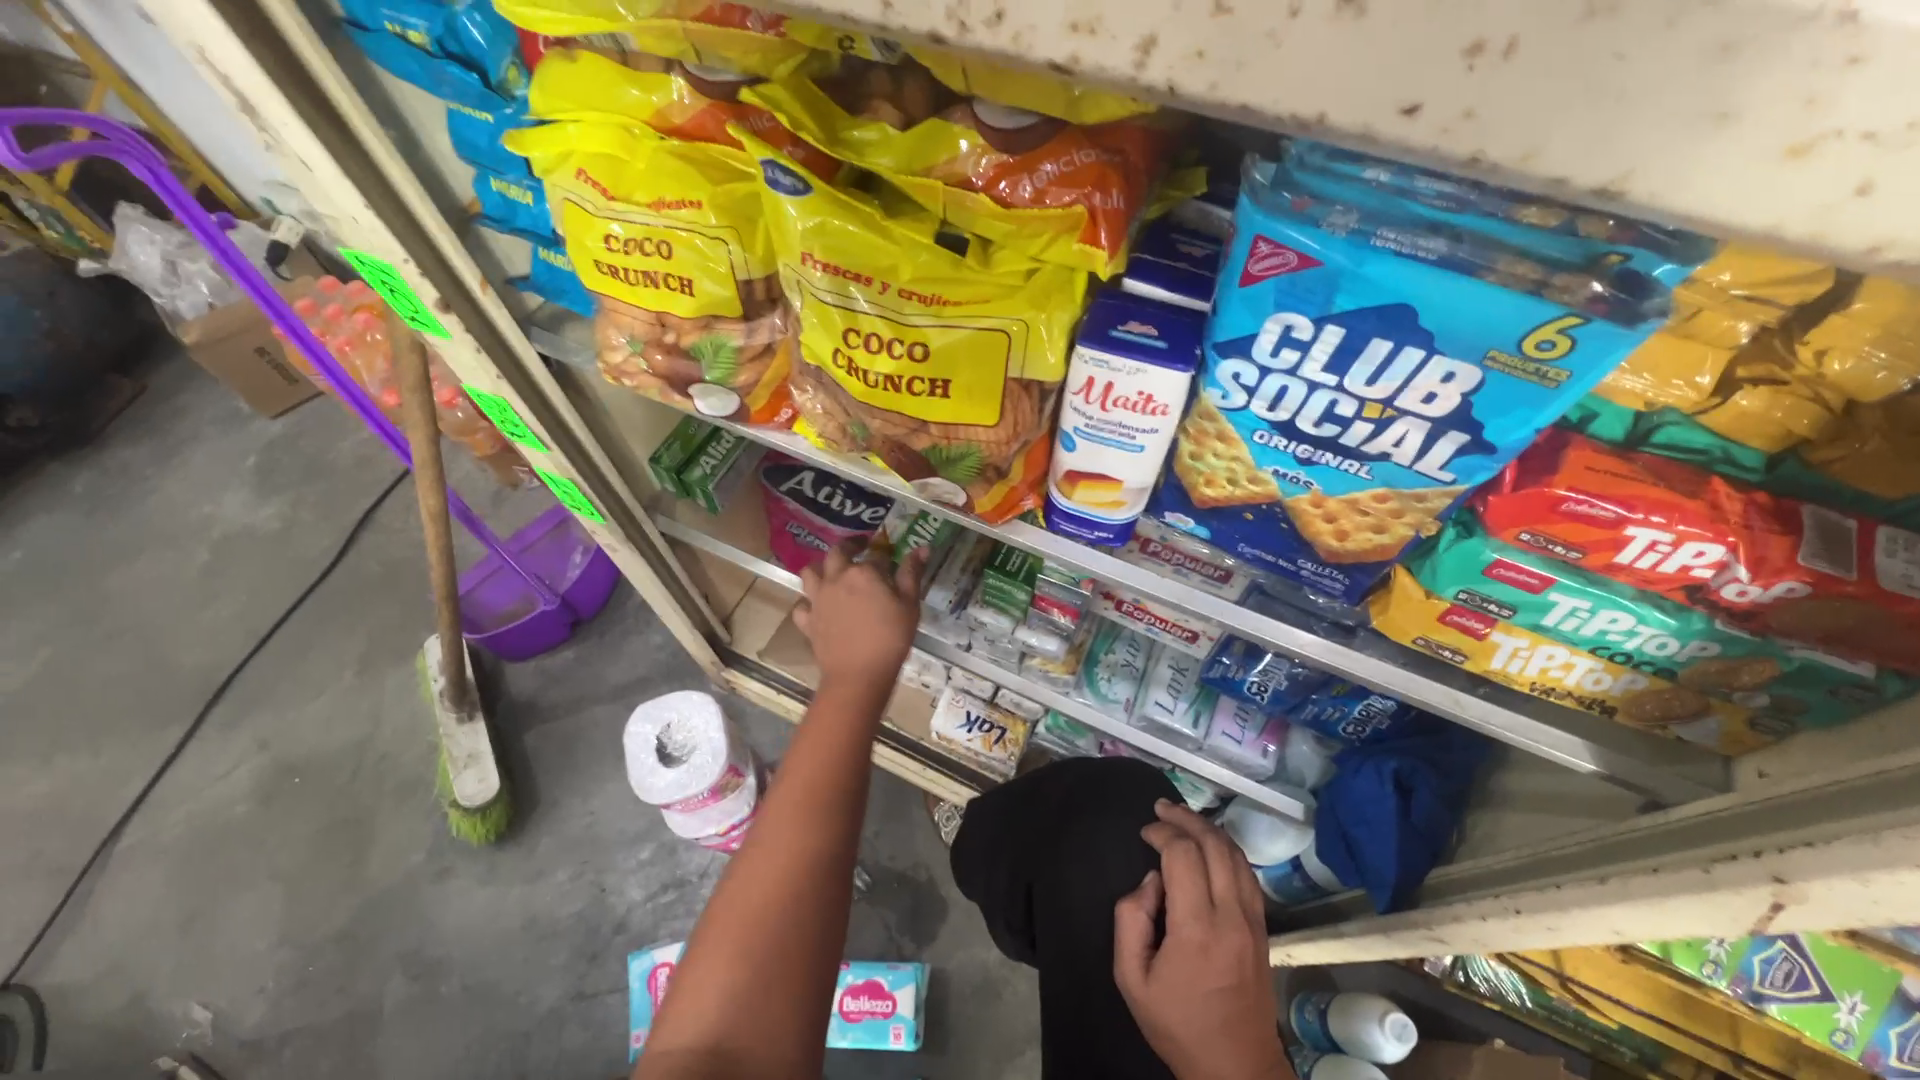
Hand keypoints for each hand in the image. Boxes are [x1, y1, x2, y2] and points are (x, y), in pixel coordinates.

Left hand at [794, 540, 926, 691]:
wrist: (859, 674)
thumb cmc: (891, 638)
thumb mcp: (909, 605)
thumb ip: (912, 573)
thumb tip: (922, 548)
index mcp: (864, 572)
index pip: (876, 553)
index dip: (885, 554)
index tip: (892, 559)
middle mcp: (836, 578)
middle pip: (837, 552)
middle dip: (849, 547)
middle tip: (859, 549)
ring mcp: (818, 599)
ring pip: (810, 572)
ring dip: (821, 569)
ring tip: (832, 574)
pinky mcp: (807, 620)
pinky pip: (801, 605)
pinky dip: (808, 603)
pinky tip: (818, 607)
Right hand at [1115, 799, 1287, 1079]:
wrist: (1236, 1065)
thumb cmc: (1177, 1024)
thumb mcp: (1131, 979)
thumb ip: (1130, 920)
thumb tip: (1149, 881)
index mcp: (1197, 927)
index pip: (1183, 856)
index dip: (1162, 833)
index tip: (1144, 832)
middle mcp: (1231, 916)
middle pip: (1215, 845)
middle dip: (1187, 819)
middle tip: (1162, 808)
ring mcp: (1253, 921)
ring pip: (1237, 855)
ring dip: (1210, 830)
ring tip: (1184, 818)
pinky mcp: (1263, 929)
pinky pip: (1249, 874)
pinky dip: (1228, 850)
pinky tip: (1210, 846)